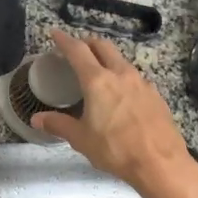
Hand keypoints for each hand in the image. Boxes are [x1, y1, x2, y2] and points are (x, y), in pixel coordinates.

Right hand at [33, 31, 197, 195]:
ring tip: (98, 71)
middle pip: (103, 46)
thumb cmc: (116, 149)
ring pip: (121, 60)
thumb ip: (58, 125)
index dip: (64, 40)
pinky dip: (123, 76)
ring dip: (107, 58)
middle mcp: (121, 74)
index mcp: (97, 81)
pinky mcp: (156, 95)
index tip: (55, 33)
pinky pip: (135, 77)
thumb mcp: (81, 139)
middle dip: (88, 42)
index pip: (77, 50)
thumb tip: (36, 119)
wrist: (161, 164)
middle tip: (77, 48)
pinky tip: (121, 94)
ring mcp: (142, 83)